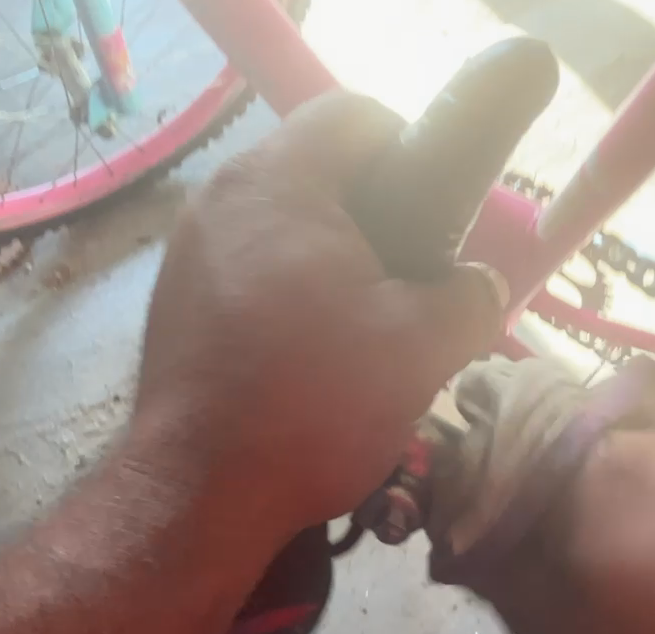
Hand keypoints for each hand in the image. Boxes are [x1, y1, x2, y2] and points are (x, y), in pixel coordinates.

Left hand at [128, 91, 506, 541]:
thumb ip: (470, 299)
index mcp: (278, 183)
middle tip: (409, 287)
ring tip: (361, 336)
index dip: (413, 149)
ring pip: (282, 235)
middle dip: (375, 223)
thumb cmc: (315, 407)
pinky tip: (306, 366)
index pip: (355, 117)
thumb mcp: (421, 350)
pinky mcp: (175, 311)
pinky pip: (248, 280)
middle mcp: (218, 201)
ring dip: (331, 270)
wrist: (203, 497)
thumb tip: (480, 286)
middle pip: (317, 178)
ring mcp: (186, 259)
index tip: (437, 218)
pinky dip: (288, 304)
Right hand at [455, 426, 654, 633]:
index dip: (494, 473)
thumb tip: (465, 557)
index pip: (515, 446)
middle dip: (554, 485)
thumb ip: (512, 586)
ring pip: (629, 456)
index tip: (491, 511)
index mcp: (598, 477)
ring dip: (611, 491)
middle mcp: (650, 443)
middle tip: (559, 539)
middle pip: (573, 446)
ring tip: (625, 550)